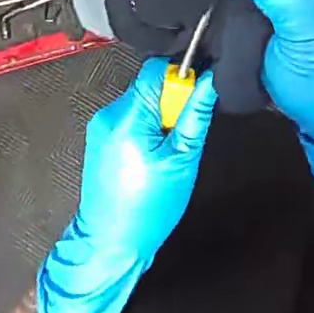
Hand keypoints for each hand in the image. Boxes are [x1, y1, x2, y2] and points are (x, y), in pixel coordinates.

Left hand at [37, 58, 218, 312]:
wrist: (108, 244)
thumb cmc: (147, 208)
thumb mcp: (182, 160)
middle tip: (183, 134)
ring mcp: (102, 126)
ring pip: (142, 102)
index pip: (157, 68)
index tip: (196, 97)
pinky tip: (153, 157)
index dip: (182, 76)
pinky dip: (147, 128)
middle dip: (172, 102)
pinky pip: (131, 118)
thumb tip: (212, 80)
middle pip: (150, 85)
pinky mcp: (102, 138)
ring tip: (168, 151)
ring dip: (160, 117)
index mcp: (128, 116)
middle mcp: (110, 114)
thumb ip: (196, 115)